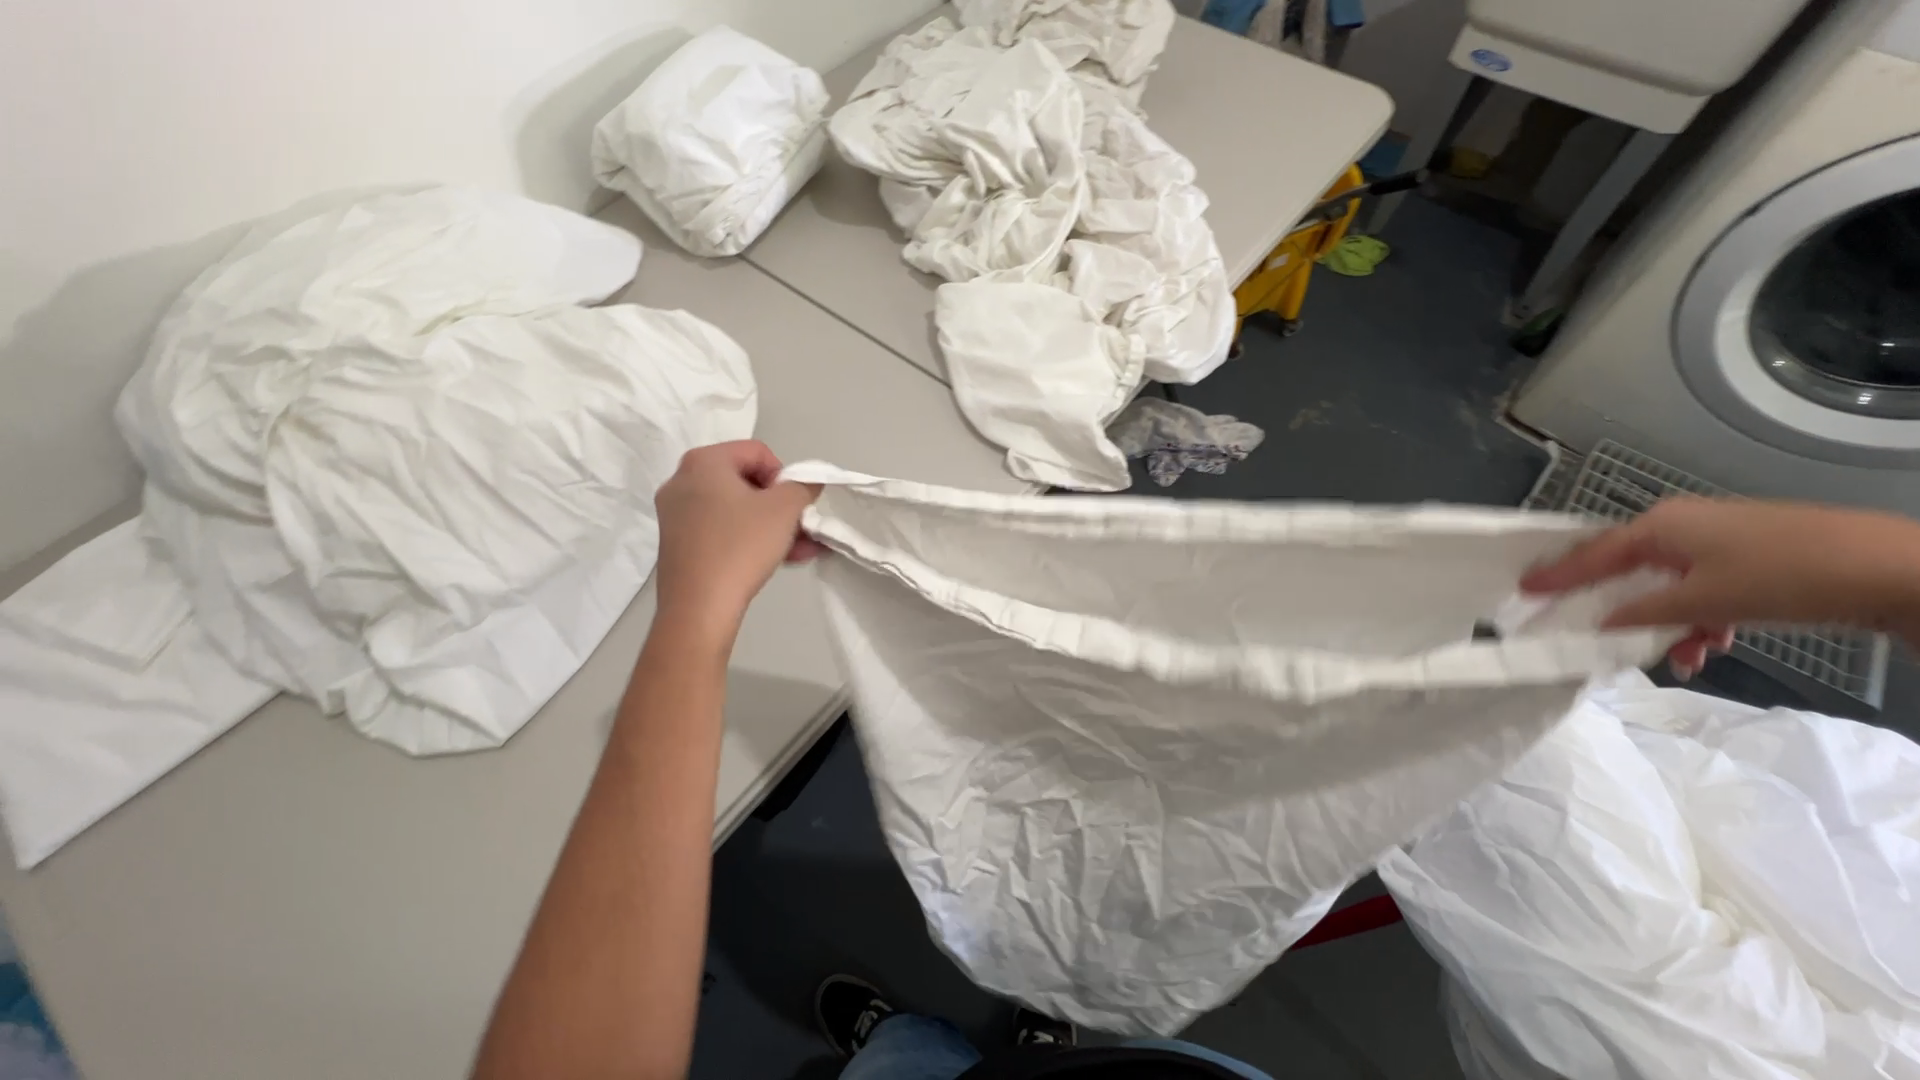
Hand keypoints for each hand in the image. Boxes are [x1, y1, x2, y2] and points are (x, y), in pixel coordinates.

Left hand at [653, 441, 822, 642]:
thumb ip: (804, 486)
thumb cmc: (741, 547)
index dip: (786, 476)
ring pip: (737, 510)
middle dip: (781, 506)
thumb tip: (808, 482)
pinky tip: (780, 560)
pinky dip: (750, 539)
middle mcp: (682, 481)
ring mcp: (676, 514)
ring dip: (772, 526)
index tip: (795, 506)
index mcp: (703, 461)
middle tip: (803, 529)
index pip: (758, 452)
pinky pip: (722, 530)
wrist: (698, 608)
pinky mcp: (678, 544)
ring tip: (802, 550)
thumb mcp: (785, 510)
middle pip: (746, 481)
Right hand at [1521, 496, 1919, 676]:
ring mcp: (1720, 542)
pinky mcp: (1753, 559)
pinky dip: (1701, 618)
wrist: (1893, 569)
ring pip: (1669, 586)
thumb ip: (1643, 612)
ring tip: (1679, 658)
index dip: (1556, 574)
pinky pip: (1703, 590)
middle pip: (1628, 569)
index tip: (1521, 589)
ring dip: (1666, 623)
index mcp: (1661, 525)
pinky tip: (1712, 645)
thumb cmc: (1785, 574)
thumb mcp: (1703, 600)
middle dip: (1616, 608)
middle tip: (1590, 633)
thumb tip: (1600, 624)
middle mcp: (1683, 527)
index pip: (1592, 553)